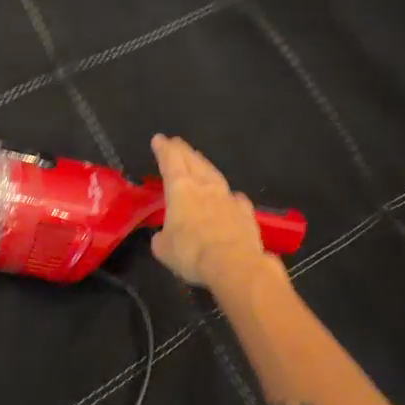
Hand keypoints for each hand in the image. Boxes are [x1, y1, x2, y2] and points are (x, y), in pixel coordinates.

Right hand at [149, 134, 268, 290]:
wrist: (234, 264)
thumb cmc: (191, 252)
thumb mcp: (163, 248)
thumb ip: (162, 238)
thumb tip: (163, 238)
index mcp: (180, 188)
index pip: (170, 160)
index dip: (163, 149)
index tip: (159, 139)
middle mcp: (204, 186)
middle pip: (192, 160)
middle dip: (182, 150)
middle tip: (176, 143)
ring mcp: (227, 198)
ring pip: (214, 174)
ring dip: (204, 165)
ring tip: (199, 160)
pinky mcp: (245, 213)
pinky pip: (235, 198)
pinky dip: (230, 195)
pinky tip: (231, 197)